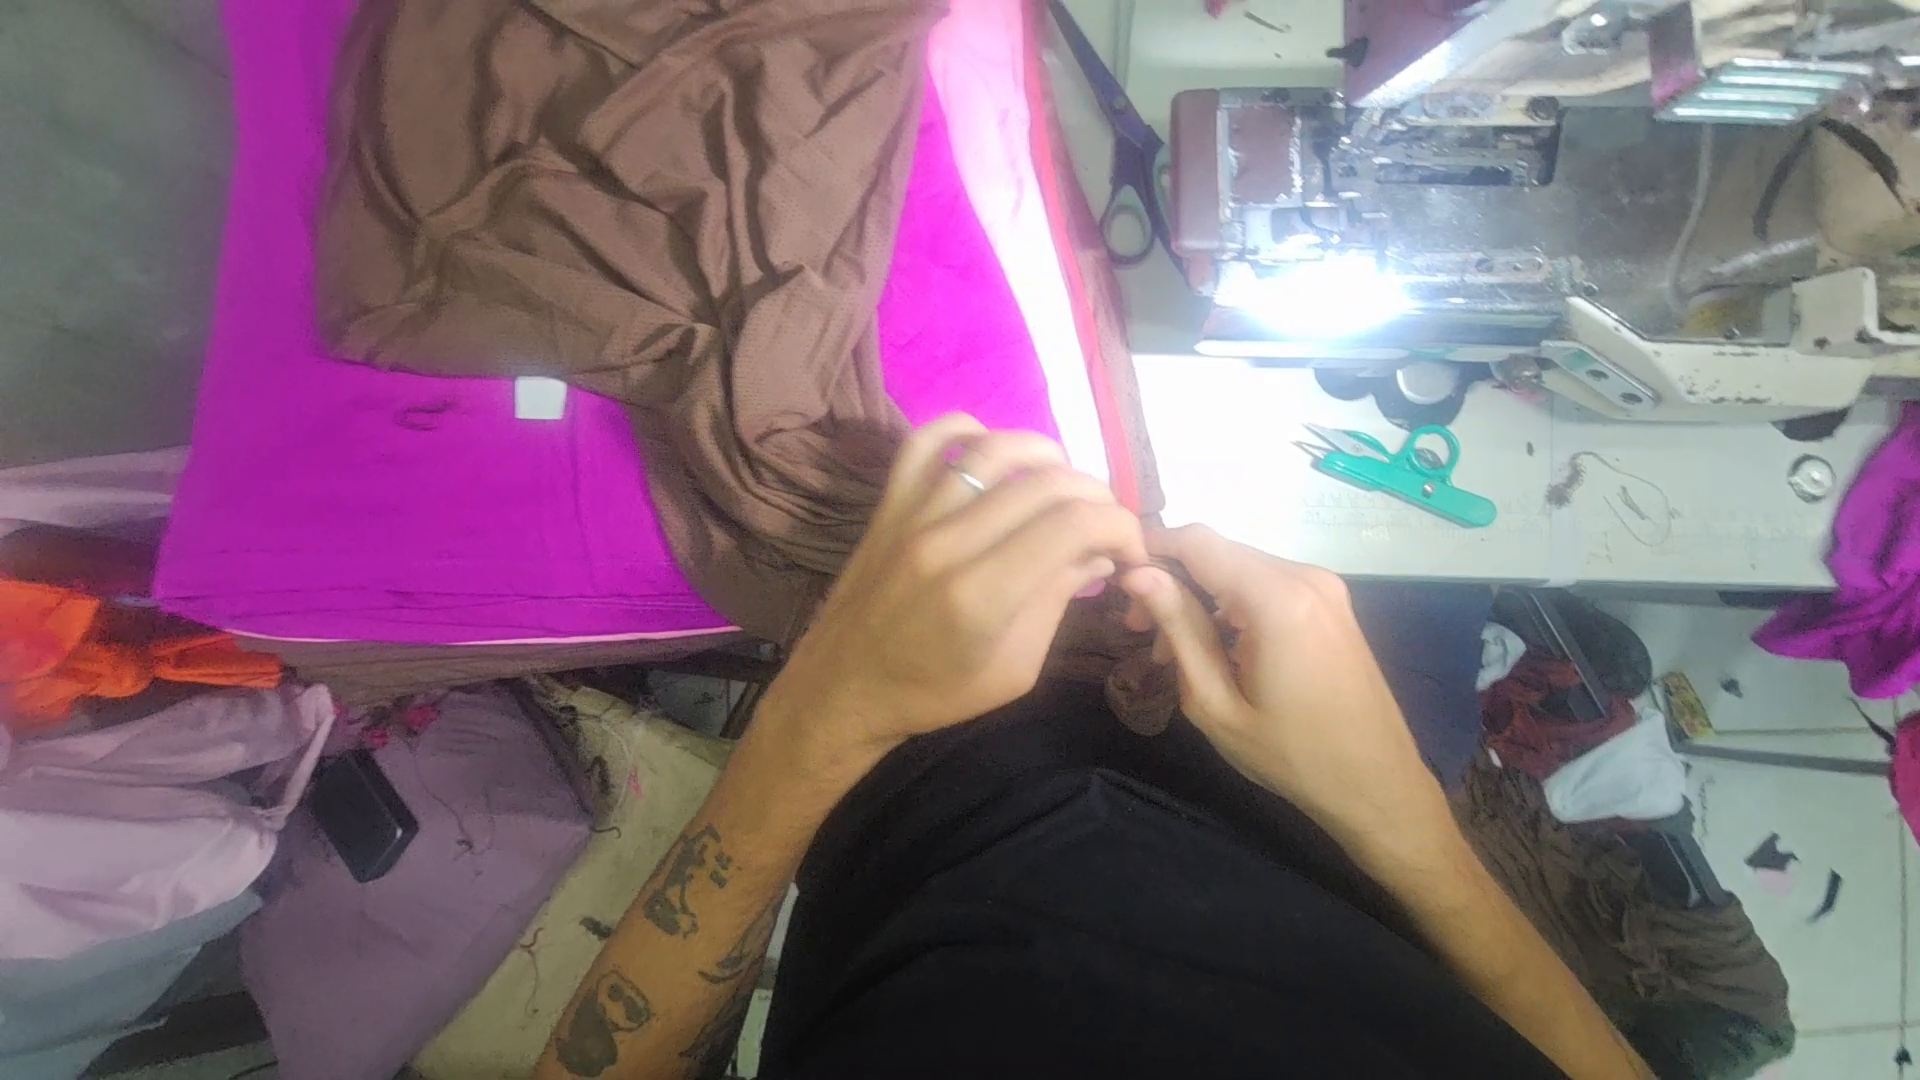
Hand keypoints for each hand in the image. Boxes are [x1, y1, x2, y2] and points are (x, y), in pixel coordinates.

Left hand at [761, 415, 1146, 763]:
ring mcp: (913, 515)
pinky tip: (993, 453)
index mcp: (982, 595)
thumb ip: (1057, 602)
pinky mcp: (889, 505)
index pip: (1074, 525)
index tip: (1130, 549)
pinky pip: (926, 441)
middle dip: (1097, 497)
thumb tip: (1099, 553)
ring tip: (1064, 486)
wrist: (843, 689)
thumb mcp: (1014, 670)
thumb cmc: (933, 693)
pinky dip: (967, 430)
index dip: (1121, 527)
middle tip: (1106, 526)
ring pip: (995, 449)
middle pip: (1045, 483)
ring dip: (1048, 457)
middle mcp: (948, 542)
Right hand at [1115, 525, 1446, 845]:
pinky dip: (1227, 605)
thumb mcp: (1214, 700)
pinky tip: (1212, 648)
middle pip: (1215, 552)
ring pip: (1236, 568)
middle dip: (1169, 580)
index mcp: (1276, 599)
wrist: (1378, 787)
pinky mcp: (1328, 603)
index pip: (1196, 541)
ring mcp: (1322, 588)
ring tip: (1171, 650)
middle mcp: (1304, 577)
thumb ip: (1177, 628)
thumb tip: (1137, 573)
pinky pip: (1262, 584)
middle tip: (1137, 630)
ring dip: (1196, 596)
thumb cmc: (1290, 754)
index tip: (1118, 585)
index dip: (1150, 549)